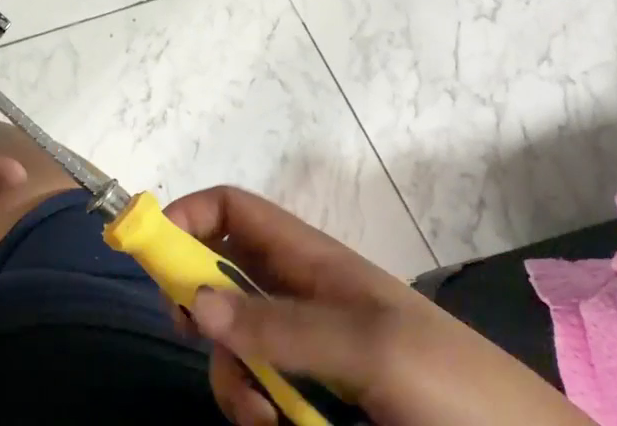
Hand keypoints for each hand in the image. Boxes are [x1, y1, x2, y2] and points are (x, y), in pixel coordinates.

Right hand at [165, 186, 593, 425]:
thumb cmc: (461, 394)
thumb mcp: (374, 351)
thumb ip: (281, 326)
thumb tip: (193, 306)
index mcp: (315, 265)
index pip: (233, 211)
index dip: (188, 216)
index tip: (155, 251)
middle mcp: (301, 301)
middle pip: (217, 278)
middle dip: (194, 304)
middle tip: (187, 333)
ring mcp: (308, 356)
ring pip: (231, 345)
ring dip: (230, 376)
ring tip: (263, 417)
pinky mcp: (315, 406)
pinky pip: (257, 394)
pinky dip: (253, 411)